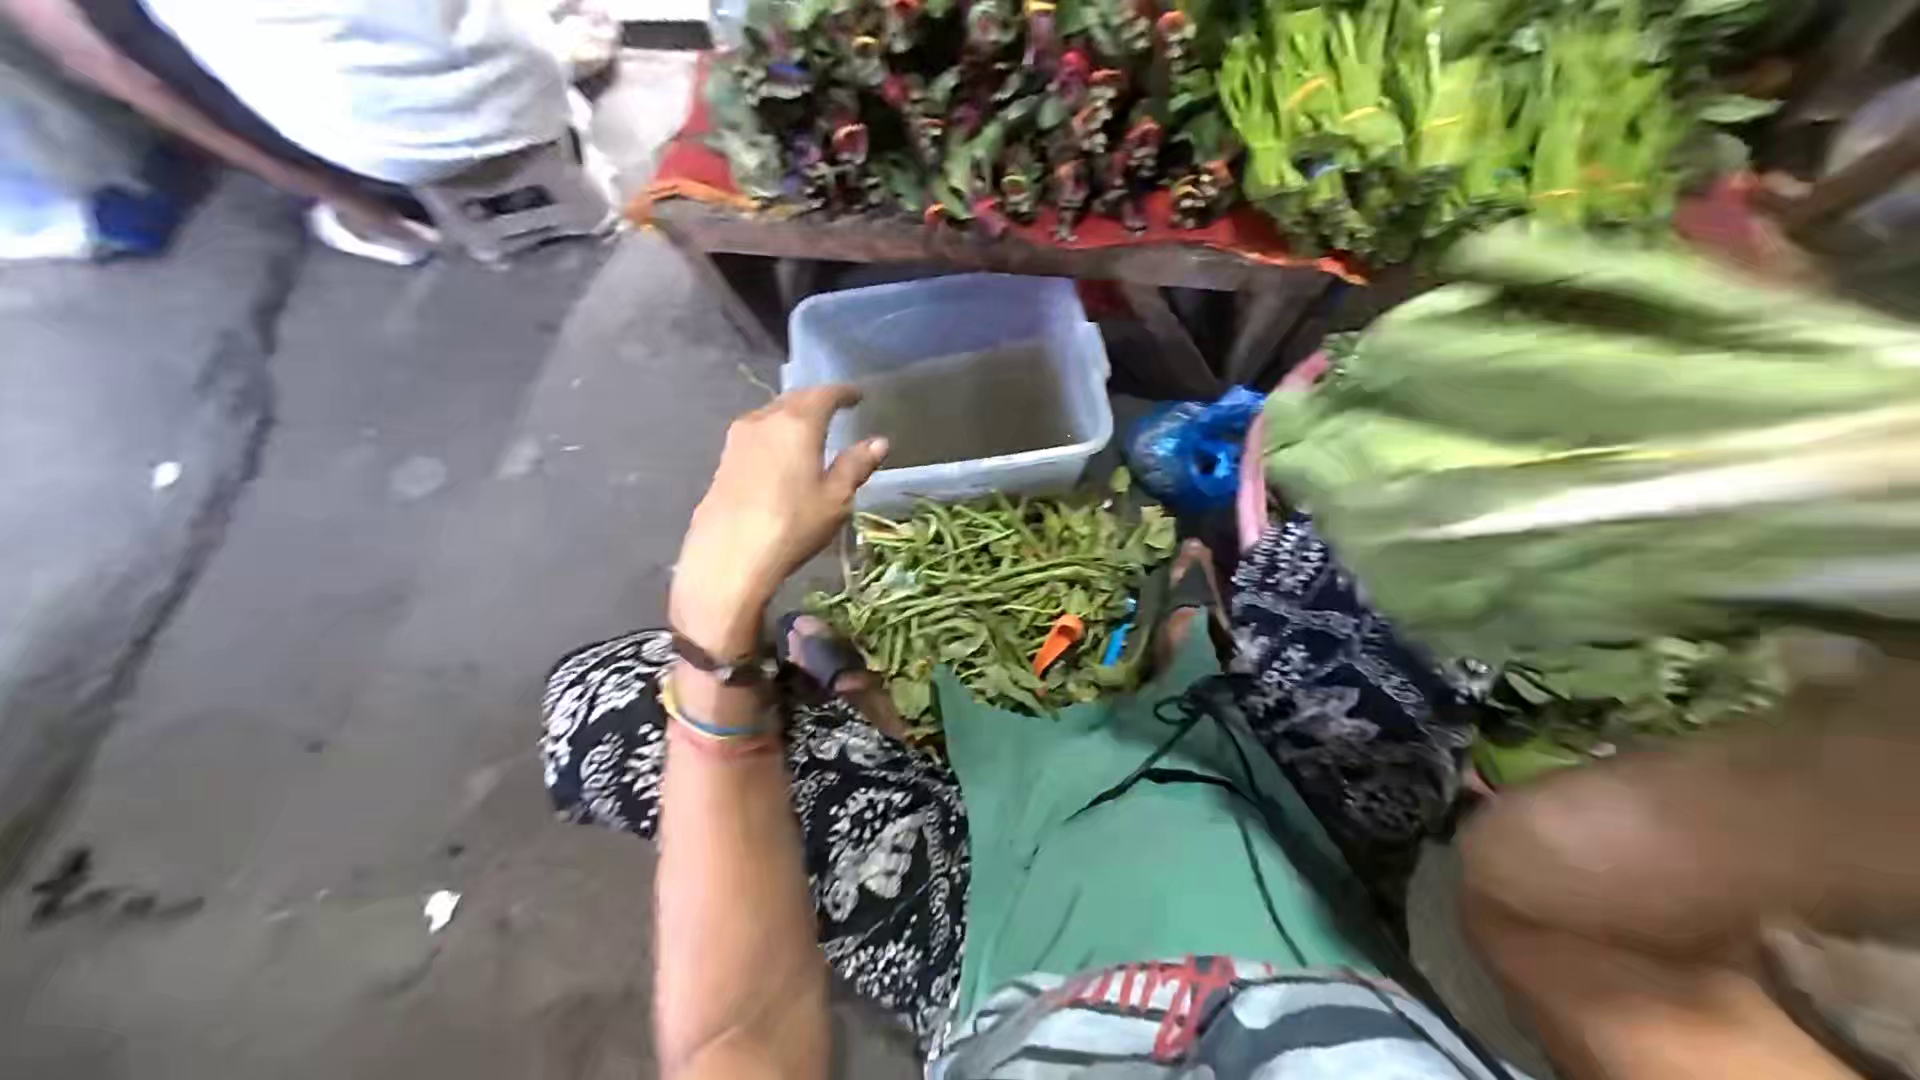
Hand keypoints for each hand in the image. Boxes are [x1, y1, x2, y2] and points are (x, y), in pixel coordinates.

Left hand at [670, 386, 888, 654]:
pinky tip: (780, 454)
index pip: (824, 394)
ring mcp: (738, 439)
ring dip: (792, 416)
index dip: (843, 392)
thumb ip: (855, 465)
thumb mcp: (836, 499)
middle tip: (835, 408)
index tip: (857, 396)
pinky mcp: (723, 461)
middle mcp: (764, 420)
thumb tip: (878, 441)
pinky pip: (756, 435)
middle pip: (794, 400)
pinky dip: (775, 435)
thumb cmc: (792, 525)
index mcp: (797, 423)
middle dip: (816, 400)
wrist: (729, 556)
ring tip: (809, 429)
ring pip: (771, 415)